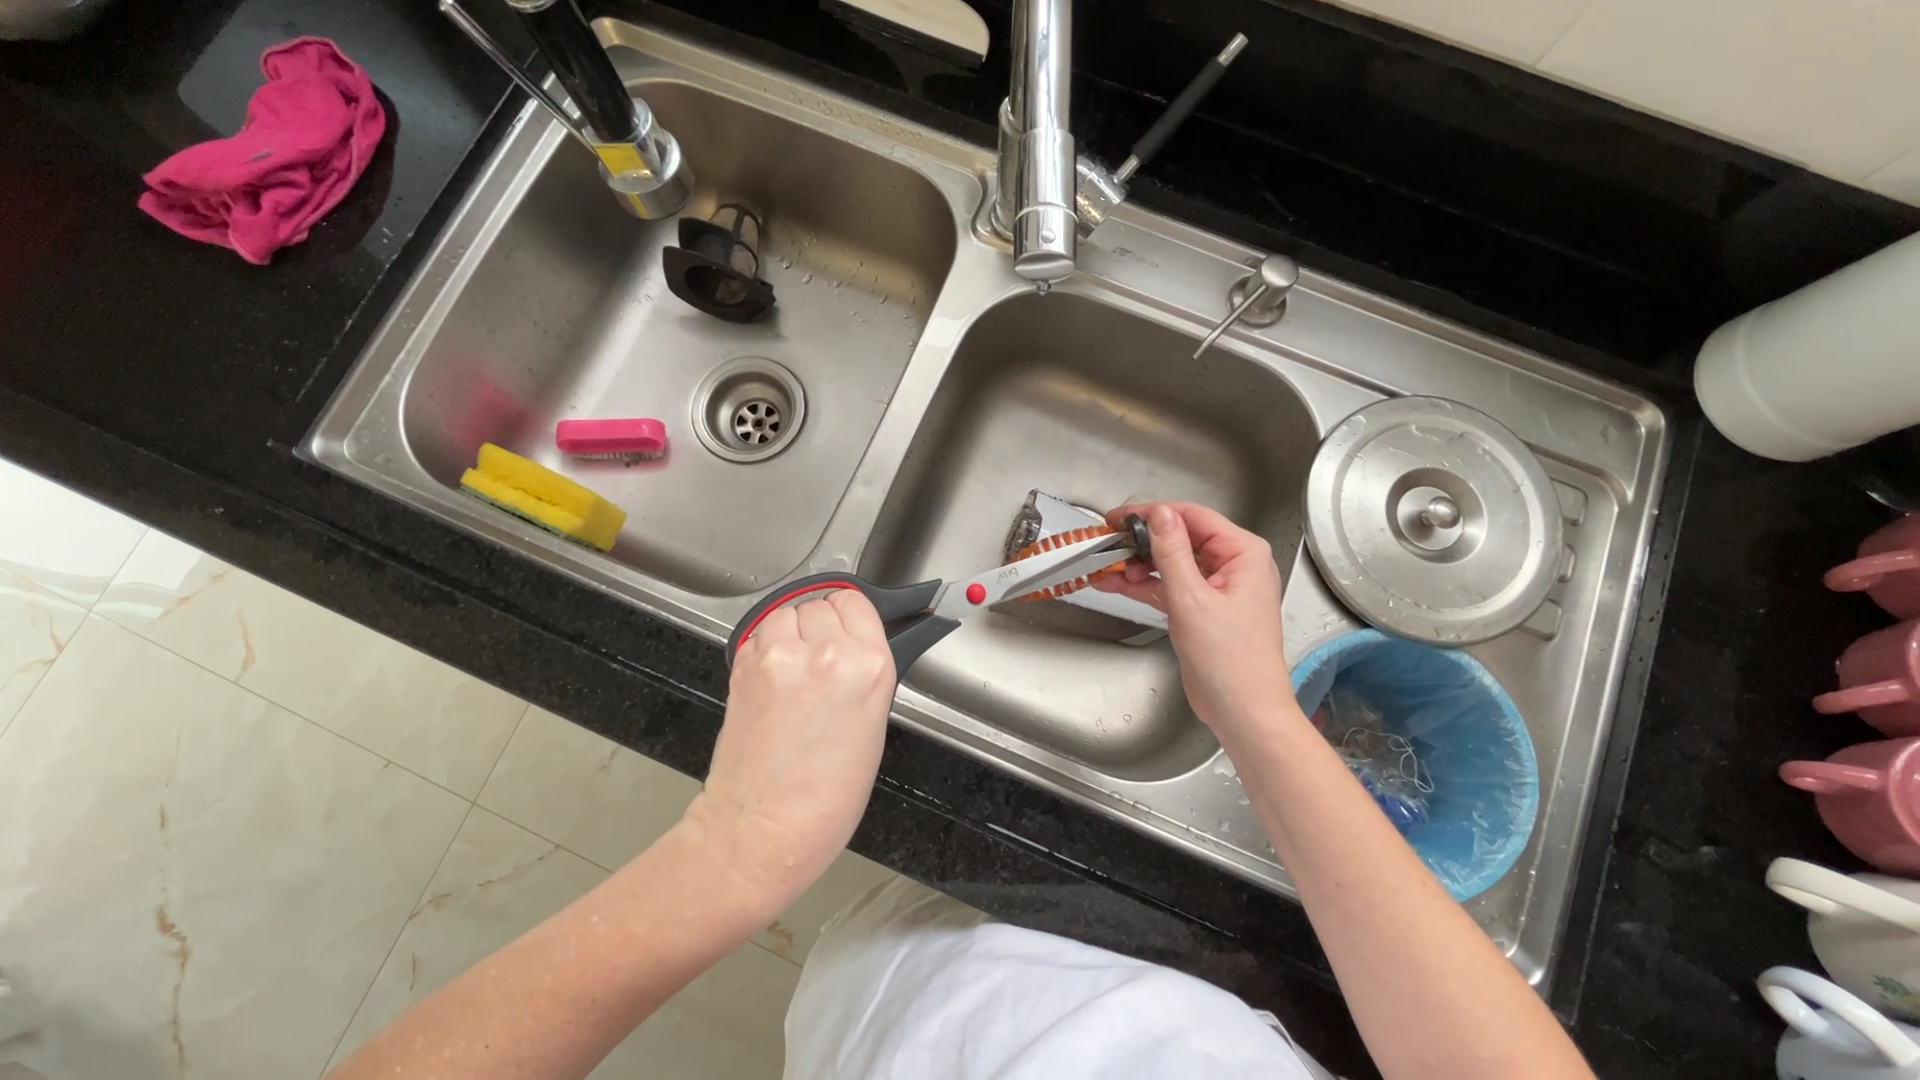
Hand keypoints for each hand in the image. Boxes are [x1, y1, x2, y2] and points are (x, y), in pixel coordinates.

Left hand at [685, 589, 895, 913]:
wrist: (766, 828)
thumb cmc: (826, 797)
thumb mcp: (872, 725)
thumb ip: (864, 674)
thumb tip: (852, 646)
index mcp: (870, 666)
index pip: (857, 603)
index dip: (850, 616)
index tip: (847, 629)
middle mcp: (827, 652)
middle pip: (820, 604)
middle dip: (819, 626)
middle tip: (819, 660)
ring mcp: (781, 657)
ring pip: (786, 613)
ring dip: (789, 632)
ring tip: (792, 670)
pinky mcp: (745, 667)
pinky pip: (759, 634)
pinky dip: (765, 647)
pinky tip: (772, 680)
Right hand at [1097, 503, 1298, 742]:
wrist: (1244, 711)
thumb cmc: (1231, 661)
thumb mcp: (1192, 600)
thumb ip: (1172, 553)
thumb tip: (1159, 515)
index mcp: (1243, 554)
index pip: (1192, 516)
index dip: (1153, 513)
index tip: (1119, 517)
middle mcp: (1235, 565)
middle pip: (1181, 538)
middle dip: (1143, 542)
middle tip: (1109, 543)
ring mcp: (1219, 588)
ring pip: (1173, 563)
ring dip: (1140, 565)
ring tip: (1108, 568)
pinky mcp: (1204, 609)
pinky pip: (1171, 586)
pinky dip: (1146, 586)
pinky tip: (1117, 584)